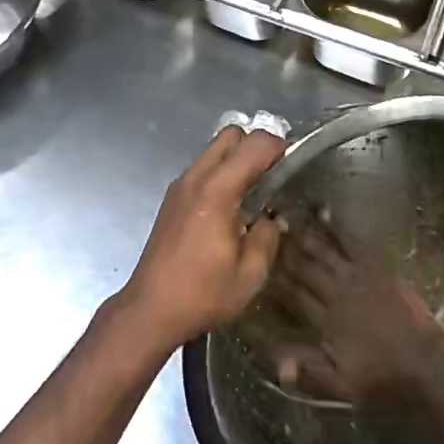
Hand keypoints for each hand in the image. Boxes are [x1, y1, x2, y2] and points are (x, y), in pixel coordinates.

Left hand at [115, 126, 287, 348]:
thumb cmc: (202, 294)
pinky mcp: (172, 198)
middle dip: (255, 145)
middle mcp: (195, 179)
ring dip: (236, 160)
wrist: (151, 307)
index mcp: (216, 191)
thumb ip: (267, 238)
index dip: (277, 145)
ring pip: (213, 151)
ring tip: (256, 194)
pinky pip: (202, 170)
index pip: (251, 145)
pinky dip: (221, 174)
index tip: (293, 160)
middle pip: (229, 136)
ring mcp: (180, 186)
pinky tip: (231, 209)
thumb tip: (274, 220)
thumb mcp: (249, 275)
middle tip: (275, 173)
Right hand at [261, 209, 443, 403]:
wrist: (429, 365)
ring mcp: (356, 276)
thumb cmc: (386, 378)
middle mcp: (335, 293)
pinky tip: (323, 212)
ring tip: (284, 217)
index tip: (257, 262)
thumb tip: (275, 362)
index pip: (292, 295)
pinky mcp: (376, 267)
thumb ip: (309, 371)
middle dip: (283, 251)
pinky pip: (351, 242)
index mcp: (325, 321)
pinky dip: (336, 227)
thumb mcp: (344, 386)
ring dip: (303, 235)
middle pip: (304, 269)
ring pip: (322, 251)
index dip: (274, 279)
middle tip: (265, 230)